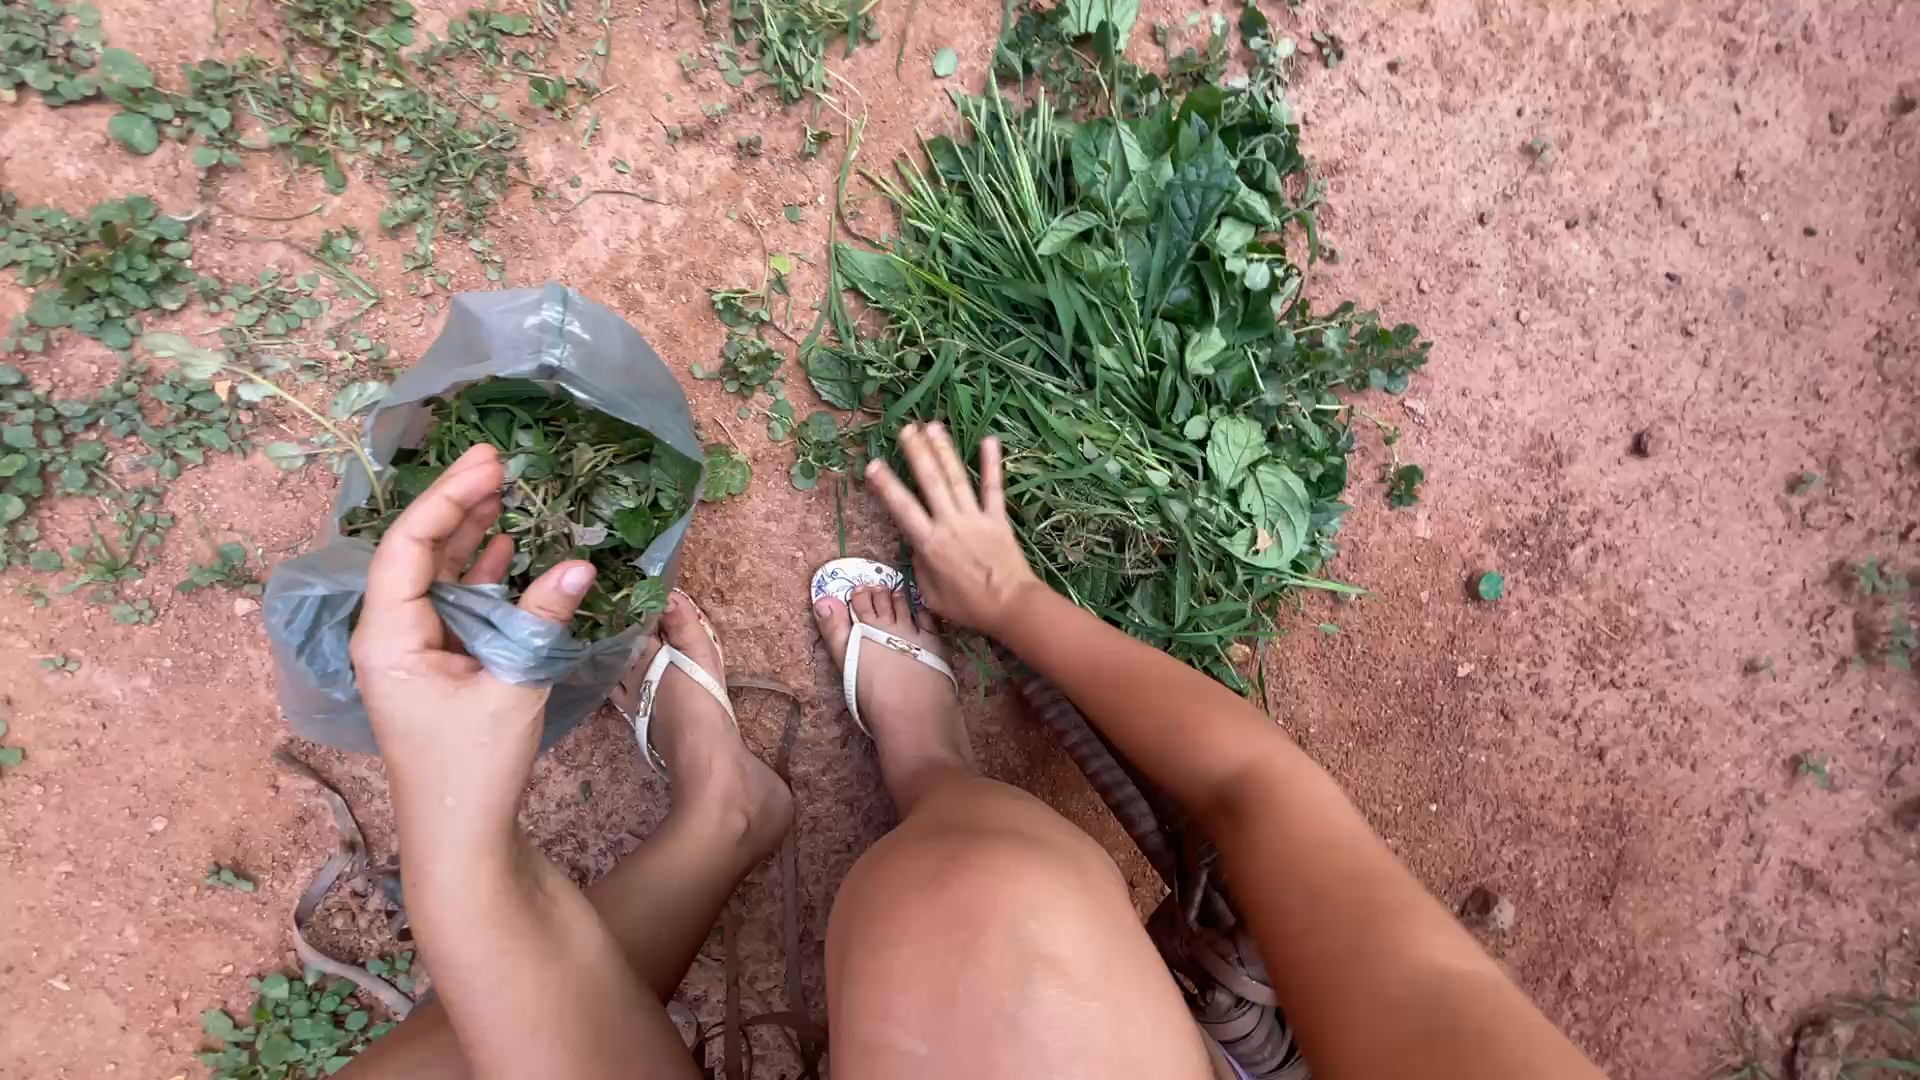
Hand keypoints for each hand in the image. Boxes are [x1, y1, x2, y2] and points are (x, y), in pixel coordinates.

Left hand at [349, 443, 597, 865]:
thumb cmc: (475, 765)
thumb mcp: (514, 685)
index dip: (445, 500)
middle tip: (497, 460)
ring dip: (471, 533)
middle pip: (419, 552)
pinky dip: (484, 570)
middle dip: (456, 504)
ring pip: (440, 574)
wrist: (463, 831)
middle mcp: (394, 634)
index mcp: (389, 638)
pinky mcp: (443, 660)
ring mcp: (418, 647)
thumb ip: (543, 619)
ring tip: (503, 491)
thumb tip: (582, 563)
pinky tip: (507, 548)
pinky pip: (460, 600)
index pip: (408, 549)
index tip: (488, 464)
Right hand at [863, 422, 1043, 635]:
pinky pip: (993, 488)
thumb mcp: (931, 594)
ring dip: (944, 450)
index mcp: (930, 544)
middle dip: (916, 454)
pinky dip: (992, 464)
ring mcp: (975, 518)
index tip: (873, 465)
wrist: (1010, 606)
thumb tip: (918, 545)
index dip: (886, 486)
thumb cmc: (968, 606)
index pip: (903, 509)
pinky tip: (989, 440)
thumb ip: (921, 566)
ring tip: (933, 426)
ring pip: (957, 479)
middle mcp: (950, 524)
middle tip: (906, 429)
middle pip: (930, 483)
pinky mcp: (997, 519)